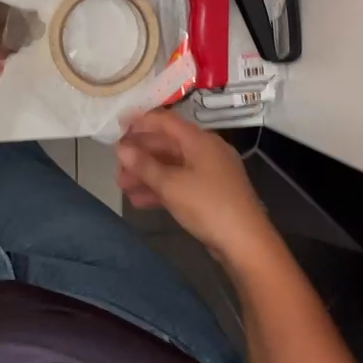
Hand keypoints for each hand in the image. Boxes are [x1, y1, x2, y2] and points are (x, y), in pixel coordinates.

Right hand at [115, 110, 280, 264]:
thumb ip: (144, 165)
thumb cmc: (208, 205)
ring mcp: (210, 173)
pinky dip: (161, 188)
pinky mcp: (211, 193)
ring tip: (122, 186)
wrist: (245, 242)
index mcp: (200, 141)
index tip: (116, 125)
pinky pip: (181, 183)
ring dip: (147, 174)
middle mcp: (206, 151)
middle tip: (116, 165)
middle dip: (140, 154)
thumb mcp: (171, 185)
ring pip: (172, 166)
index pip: (165, 121)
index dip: (140, 121)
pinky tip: (139, 200)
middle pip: (167, 144)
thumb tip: (121, 148)